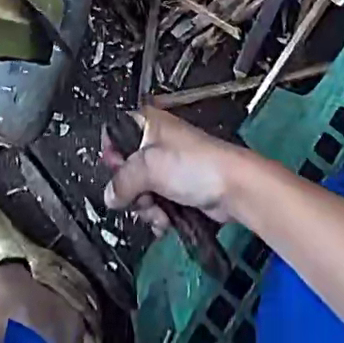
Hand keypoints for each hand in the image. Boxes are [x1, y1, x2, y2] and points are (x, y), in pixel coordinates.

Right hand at [100, 108, 257, 226]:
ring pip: (140, 190)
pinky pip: (155, 202)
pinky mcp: (178, 187)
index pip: (115, 135)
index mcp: (147, 123)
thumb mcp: (149, 167)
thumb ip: (122, 181)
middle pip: (126, 169)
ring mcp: (167, 166)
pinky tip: (167, 219)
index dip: (113, 157)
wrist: (233, 188)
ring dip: (146, 207)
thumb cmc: (194, 165)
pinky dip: (158, 214)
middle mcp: (155, 141)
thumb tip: (110, 196)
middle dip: (132, 190)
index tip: (117, 173)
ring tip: (160, 211)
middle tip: (144, 195)